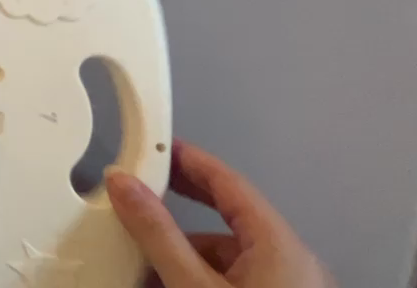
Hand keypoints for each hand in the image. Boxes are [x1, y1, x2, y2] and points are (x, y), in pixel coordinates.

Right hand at [106, 141, 333, 287]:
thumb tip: (122, 183)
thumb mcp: (191, 284)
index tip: (150, 143)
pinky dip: (193, 274)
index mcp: (280, 247)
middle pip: (226, 215)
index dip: (185, 157)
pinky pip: (233, 279)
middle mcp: (293, 265)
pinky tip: (161, 284)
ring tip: (140, 261)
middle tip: (137, 189)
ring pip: (225, 253)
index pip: (227, 181)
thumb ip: (155, 230)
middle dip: (175, 204)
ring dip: (178, 249)